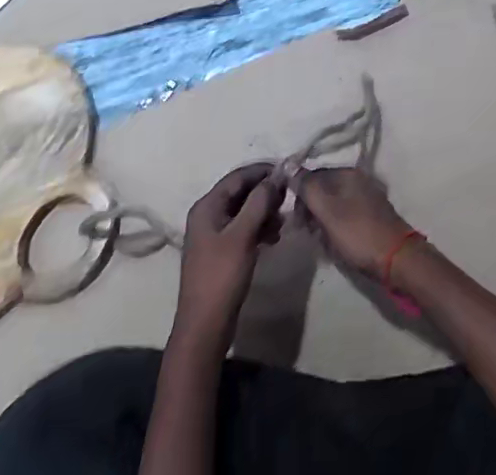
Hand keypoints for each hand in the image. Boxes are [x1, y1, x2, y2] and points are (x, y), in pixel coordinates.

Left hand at [176, 163, 283, 339]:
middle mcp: (208, 215)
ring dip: (265, 211)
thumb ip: (259, 202)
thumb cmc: (222, 275)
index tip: (289, 171)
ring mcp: (214, 234)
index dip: (263, 171)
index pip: (238, 176)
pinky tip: (274, 237)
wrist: (205, 323)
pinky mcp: (222, 250)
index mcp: (207, 206)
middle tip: (289, 197)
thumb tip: (275, 176)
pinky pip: (244, 228)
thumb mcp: (243, 235)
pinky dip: (260, 227)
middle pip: (241, 192)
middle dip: (266, 192)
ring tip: (283, 221)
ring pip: (244, 210)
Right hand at [295, 167, 413, 279]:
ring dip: (322, 222)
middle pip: (323, 190)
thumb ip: (307, 187)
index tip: (295, 218)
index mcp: (349, 173)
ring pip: (332, 206)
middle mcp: (358, 180)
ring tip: (321, 241)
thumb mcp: (327, 210)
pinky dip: (335, 229)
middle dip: (311, 210)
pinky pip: (344, 217)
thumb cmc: (358, 233)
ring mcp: (366, 198)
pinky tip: (333, 244)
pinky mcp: (370, 216)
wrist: (396, 259)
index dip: (300, 195)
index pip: (313, 175)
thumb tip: (288, 164)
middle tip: (307, 231)